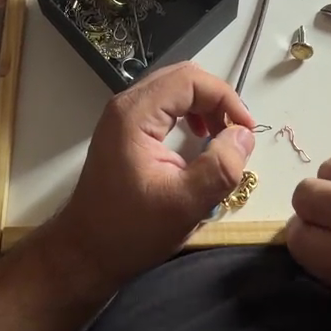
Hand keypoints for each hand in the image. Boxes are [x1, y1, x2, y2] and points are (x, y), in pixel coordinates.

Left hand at [48, 63, 255, 290]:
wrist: (85, 253)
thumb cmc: (130, 232)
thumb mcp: (184, 205)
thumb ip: (220, 167)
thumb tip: (244, 135)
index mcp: (135, 114)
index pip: (189, 80)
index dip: (224, 98)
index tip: (246, 129)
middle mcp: (127, 104)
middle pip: (182, 77)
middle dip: (216, 99)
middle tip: (237, 132)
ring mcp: (123, 115)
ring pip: (174, 89)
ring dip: (204, 105)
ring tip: (221, 137)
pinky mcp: (126, 128)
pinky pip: (165, 104)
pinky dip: (189, 113)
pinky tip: (199, 138)